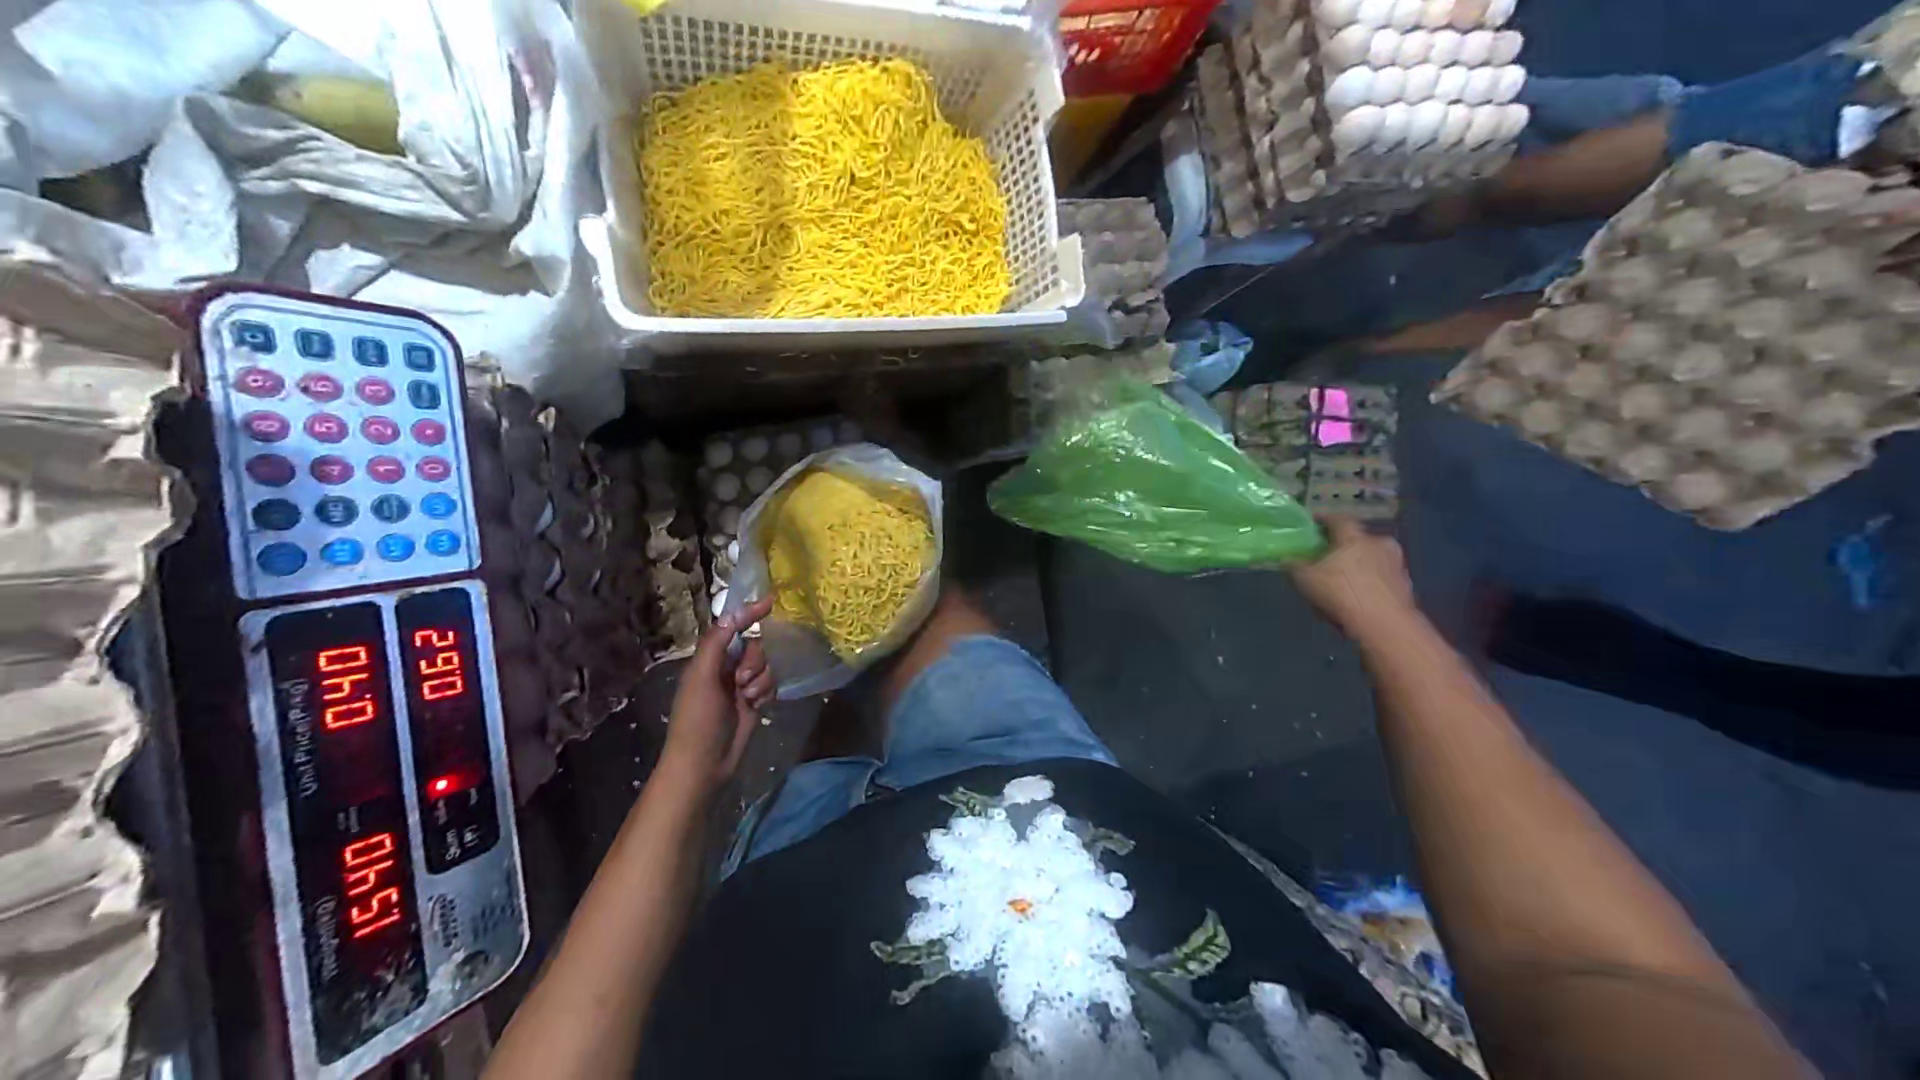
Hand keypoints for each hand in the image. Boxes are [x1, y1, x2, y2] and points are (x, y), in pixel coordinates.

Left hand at [660, 597, 776, 791]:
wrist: (704, 764)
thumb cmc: (697, 720)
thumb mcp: (701, 678)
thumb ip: (716, 644)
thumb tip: (733, 614)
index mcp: (708, 659)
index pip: (732, 628)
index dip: (749, 614)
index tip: (771, 602)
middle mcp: (725, 668)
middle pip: (755, 646)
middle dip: (754, 660)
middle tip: (742, 680)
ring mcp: (740, 686)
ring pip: (766, 665)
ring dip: (761, 679)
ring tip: (747, 698)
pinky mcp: (754, 702)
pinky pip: (771, 684)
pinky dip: (767, 692)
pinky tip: (757, 706)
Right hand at [1289, 517, 1418, 641]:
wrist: (1384, 624)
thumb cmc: (1340, 592)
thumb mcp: (1304, 578)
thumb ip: (1294, 565)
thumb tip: (1288, 559)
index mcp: (1354, 536)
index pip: (1338, 519)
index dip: (1323, 519)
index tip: (1312, 523)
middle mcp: (1379, 543)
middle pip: (1356, 540)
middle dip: (1341, 548)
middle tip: (1325, 558)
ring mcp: (1396, 564)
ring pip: (1370, 560)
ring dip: (1355, 568)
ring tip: (1338, 587)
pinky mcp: (1406, 586)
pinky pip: (1379, 579)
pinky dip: (1367, 585)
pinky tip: (1353, 602)